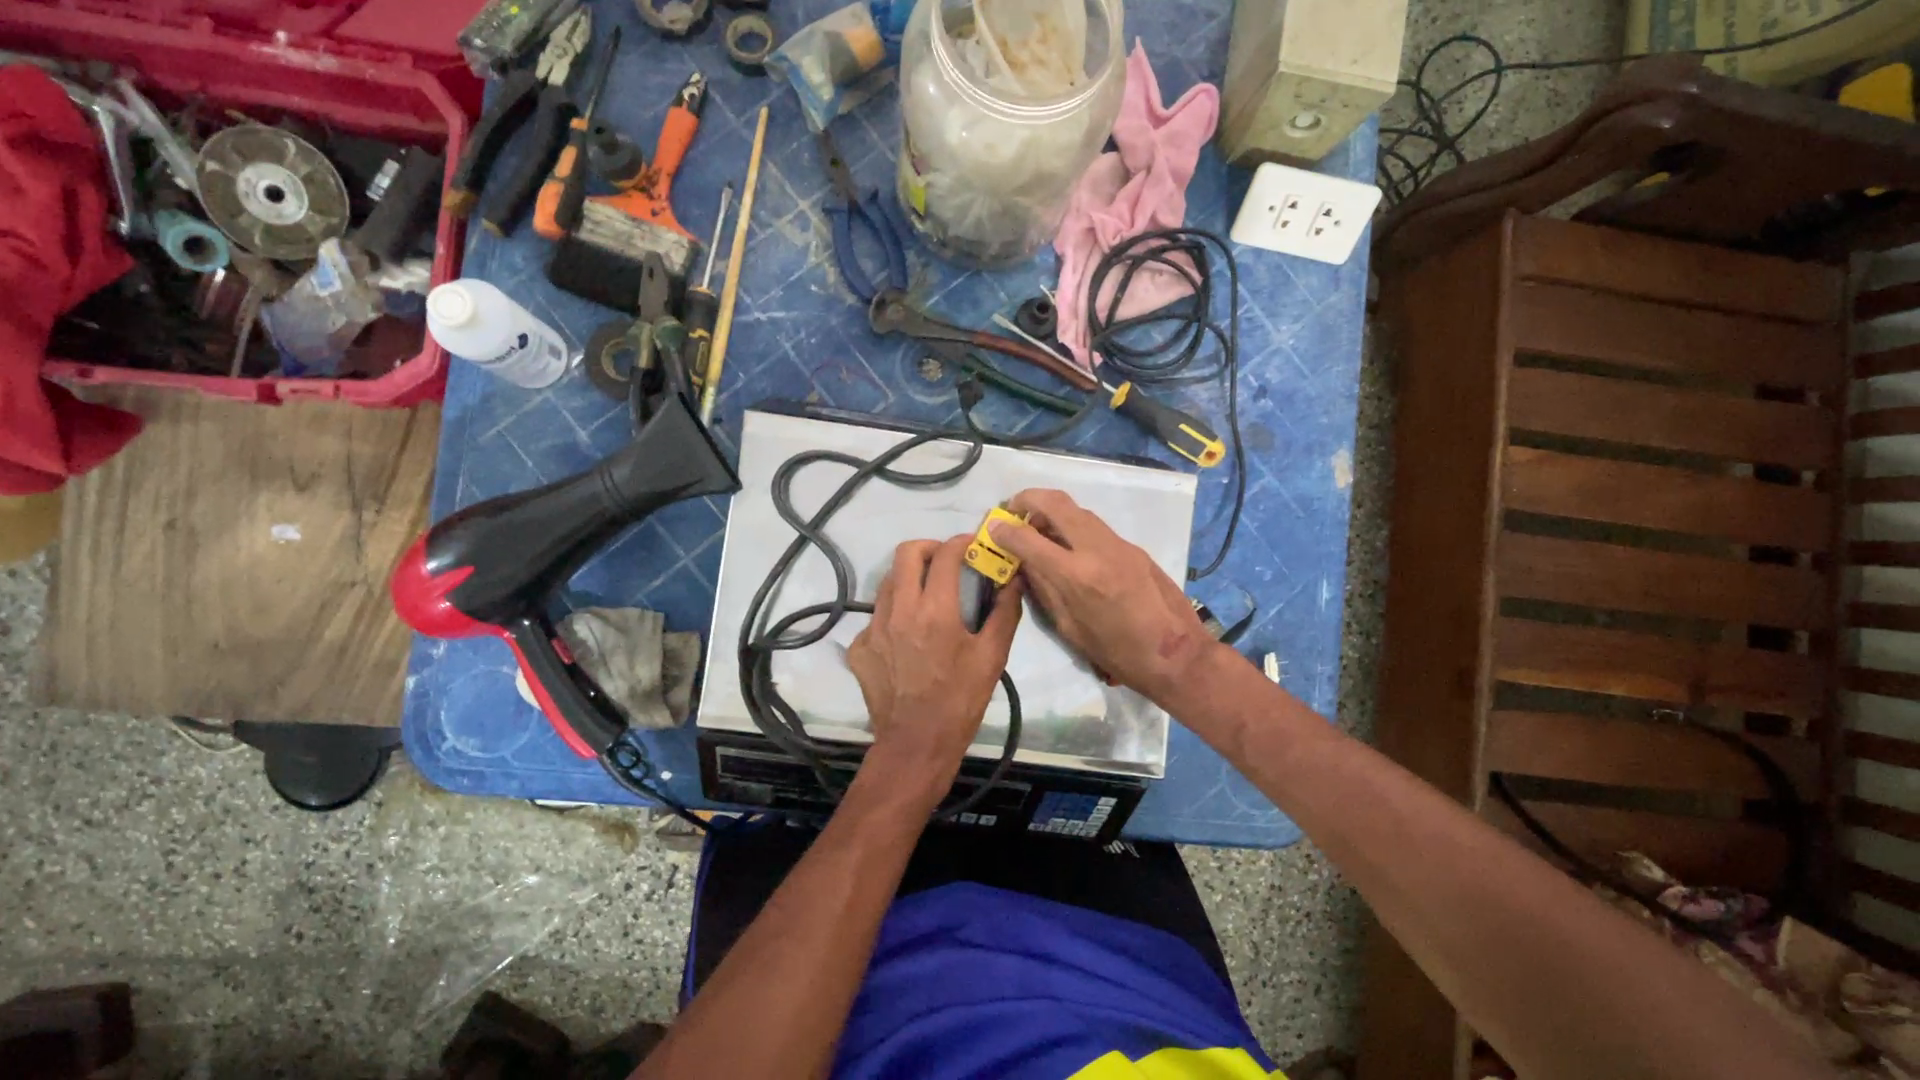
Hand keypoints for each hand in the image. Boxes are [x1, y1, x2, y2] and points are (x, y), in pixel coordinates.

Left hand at [848, 536, 1023, 789]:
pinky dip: (894, 614)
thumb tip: (1013, 579)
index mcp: (936, 610)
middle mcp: (899, 610)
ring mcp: (873, 628)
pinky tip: (908, 636)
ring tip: (927, 596)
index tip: (972, 546)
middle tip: (945, 561)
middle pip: (906, 553)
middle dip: (928, 548)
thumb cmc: (961, 701)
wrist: (915, 744)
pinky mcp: (859, 647)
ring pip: (888, 582)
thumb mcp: (992, 657)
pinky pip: (876, 616)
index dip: (961, 542)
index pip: (945, 554)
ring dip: (910, 578)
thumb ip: (1004, 612)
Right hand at [990, 489, 1216, 703]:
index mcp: (1076, 576)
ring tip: (1036, 528)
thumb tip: (1024, 565)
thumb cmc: (1117, 654)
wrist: (1175, 652)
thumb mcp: (1070, 629)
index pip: (1029, 539)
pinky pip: (1094, 525)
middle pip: (1055, 503)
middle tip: (1012, 509)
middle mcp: (1096, 550)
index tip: (992, 528)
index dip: (1004, 531)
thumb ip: (1044, 591)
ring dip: (1051, 510)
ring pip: (1077, 510)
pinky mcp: (1132, 547)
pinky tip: (1066, 544)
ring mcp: (1118, 544)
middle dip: (1027, 499)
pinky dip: (1072, 525)